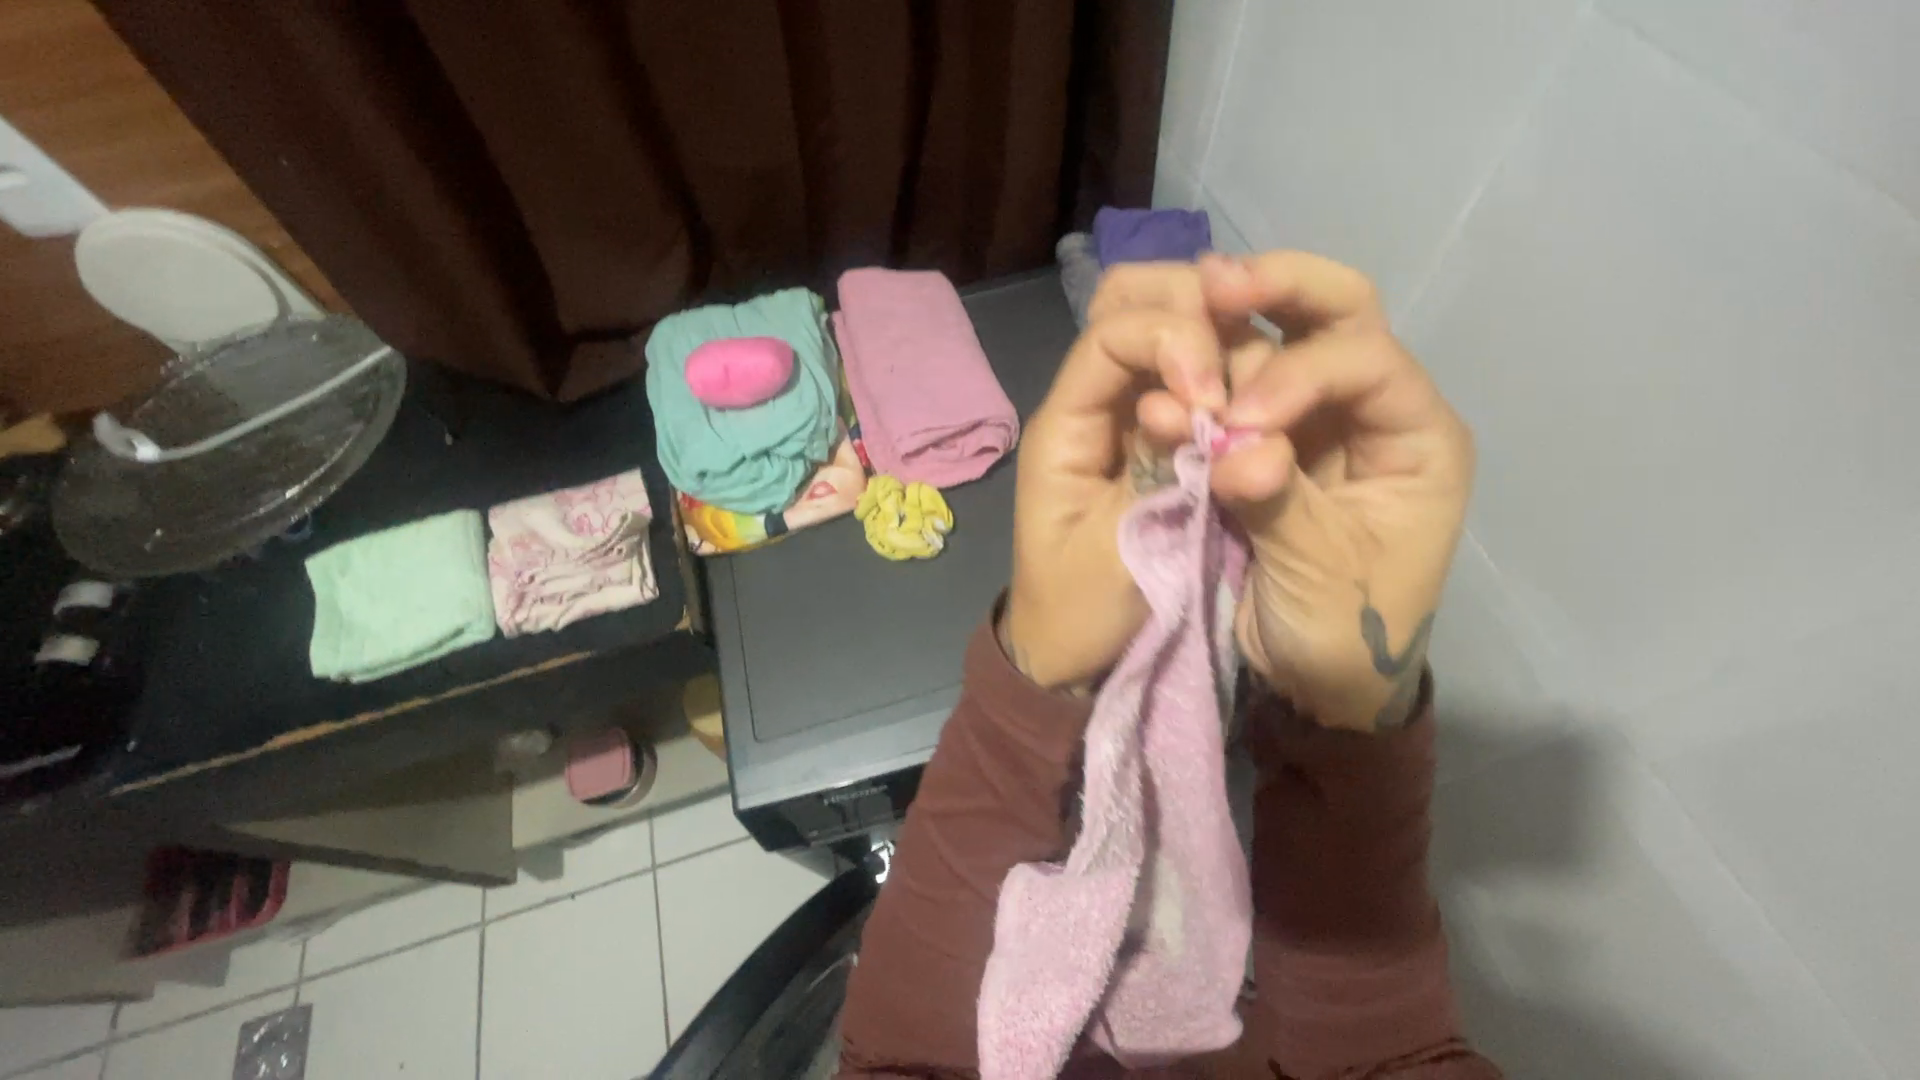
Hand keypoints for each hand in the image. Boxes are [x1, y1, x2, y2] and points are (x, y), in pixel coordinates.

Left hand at [1001, 295, 1228, 690]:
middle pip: (1137, 303)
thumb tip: (1203, 406)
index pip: (1113, 332)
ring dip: (1221, 343)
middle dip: (1198, 315)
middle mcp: (1095, 402)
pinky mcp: (1164, 438)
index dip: (1172, 340)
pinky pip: (1197, 378)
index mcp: (1067, 422)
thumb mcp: (1120, 548)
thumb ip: (1162, 471)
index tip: (1213, 398)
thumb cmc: (1084, 610)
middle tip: (1239, 378)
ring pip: (1171, 327)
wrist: (1074, 653)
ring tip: (1253, 402)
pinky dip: (1231, 375)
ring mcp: (1131, 414)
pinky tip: (1258, 408)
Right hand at [1195, 253, 1474, 731]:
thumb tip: (1235, 448)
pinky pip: (1234, 385)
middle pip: (1338, 314)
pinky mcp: (1264, 437)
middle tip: (1211, 285)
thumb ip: (1280, 503)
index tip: (1238, 420)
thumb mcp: (1321, 576)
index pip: (1366, 362)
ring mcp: (1314, 418)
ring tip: (1180, 324)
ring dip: (1230, 326)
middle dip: (1277, 289)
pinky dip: (1202, 373)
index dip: (1298, 373)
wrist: (1316, 676)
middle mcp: (1370, 409)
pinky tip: (1168, 370)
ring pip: (1281, 335)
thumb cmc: (1344, 631)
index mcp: (1415, 437)